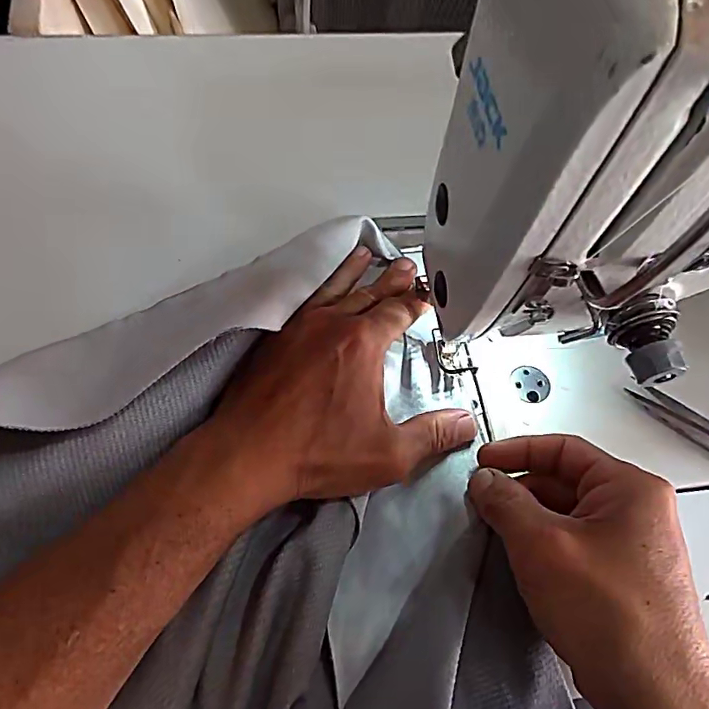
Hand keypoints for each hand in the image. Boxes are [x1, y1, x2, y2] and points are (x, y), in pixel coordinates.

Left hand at [205, 248, 477, 507]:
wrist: (247, 453)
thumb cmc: (310, 452)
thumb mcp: (387, 453)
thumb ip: (430, 435)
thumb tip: (461, 424)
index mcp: (362, 344)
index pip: (397, 312)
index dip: (414, 304)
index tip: (423, 299)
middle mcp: (330, 326)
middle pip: (368, 293)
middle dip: (390, 280)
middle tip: (403, 266)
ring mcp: (298, 329)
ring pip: (333, 289)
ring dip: (352, 271)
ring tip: (363, 255)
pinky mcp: (273, 339)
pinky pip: (302, 301)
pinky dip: (316, 287)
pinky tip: (317, 290)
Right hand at [466, 435, 708, 708]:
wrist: (653, 694)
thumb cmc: (618, 622)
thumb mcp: (542, 545)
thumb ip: (506, 502)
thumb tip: (488, 481)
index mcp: (631, 490)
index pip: (564, 448)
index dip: (517, 450)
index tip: (486, 461)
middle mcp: (639, 513)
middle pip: (564, 481)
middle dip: (520, 490)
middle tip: (485, 502)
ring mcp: (633, 547)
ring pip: (567, 516)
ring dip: (530, 521)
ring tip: (501, 537)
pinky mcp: (622, 578)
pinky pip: (575, 546)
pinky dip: (546, 548)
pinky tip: (527, 566)